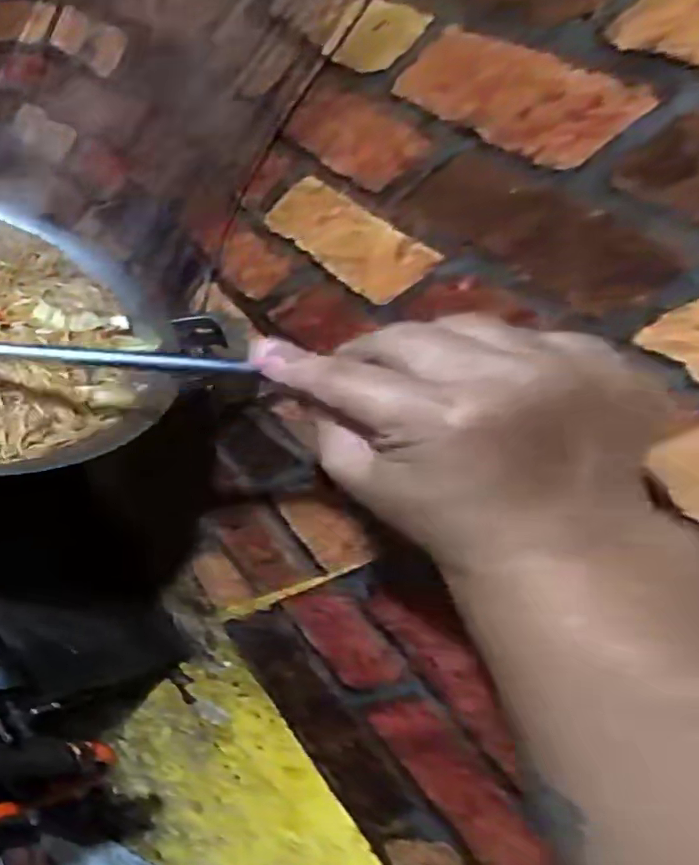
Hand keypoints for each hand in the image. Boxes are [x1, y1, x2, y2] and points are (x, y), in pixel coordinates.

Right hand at [252, 315, 674, 571]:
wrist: (563, 540)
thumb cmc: (441, 517)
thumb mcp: (360, 480)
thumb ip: (326, 426)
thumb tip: (293, 384)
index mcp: (434, 417)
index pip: (345, 377)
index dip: (298, 365)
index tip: (260, 351)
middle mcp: (499, 378)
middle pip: (402, 336)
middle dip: (364, 354)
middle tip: (350, 375)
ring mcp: (561, 364)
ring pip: (461, 324)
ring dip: (425, 347)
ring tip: (418, 375)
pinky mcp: (603, 359)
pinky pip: (525, 333)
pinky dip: (490, 351)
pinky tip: (484, 381)